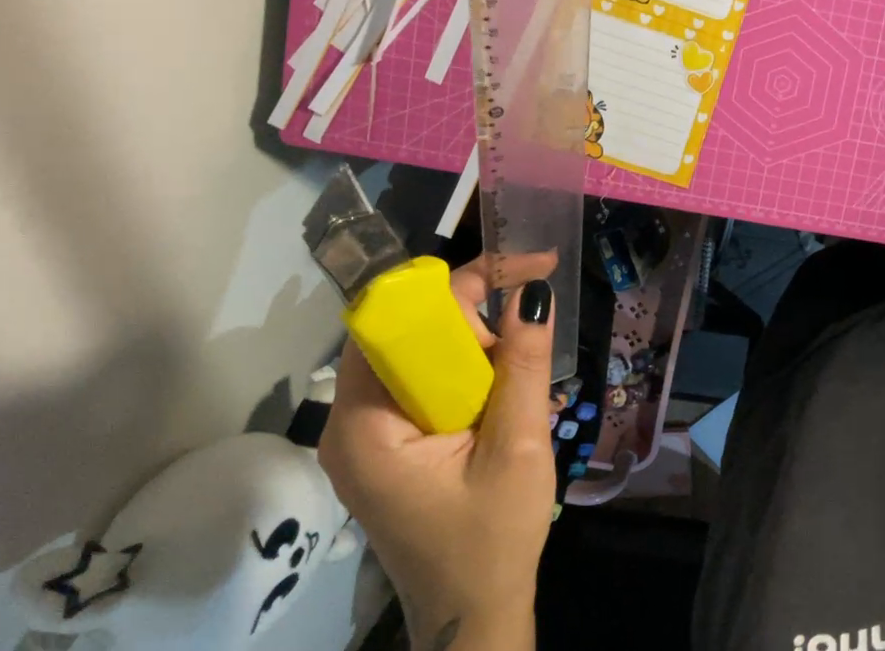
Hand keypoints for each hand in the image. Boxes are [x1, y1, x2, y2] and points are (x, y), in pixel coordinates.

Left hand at [319, 253, 560, 649]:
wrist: (473, 614)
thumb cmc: (492, 539)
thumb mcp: (516, 448)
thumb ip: (524, 366)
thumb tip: (532, 291)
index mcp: (365, 424)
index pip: (400, 319)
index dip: (460, 284)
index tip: (526, 270)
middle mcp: (352, 420)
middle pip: (410, 331)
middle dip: (478, 322)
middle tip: (530, 346)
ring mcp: (370, 433)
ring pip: (423, 354)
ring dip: (482, 351)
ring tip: (526, 388)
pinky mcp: (392, 443)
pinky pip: (428, 383)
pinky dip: (474, 376)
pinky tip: (510, 403)